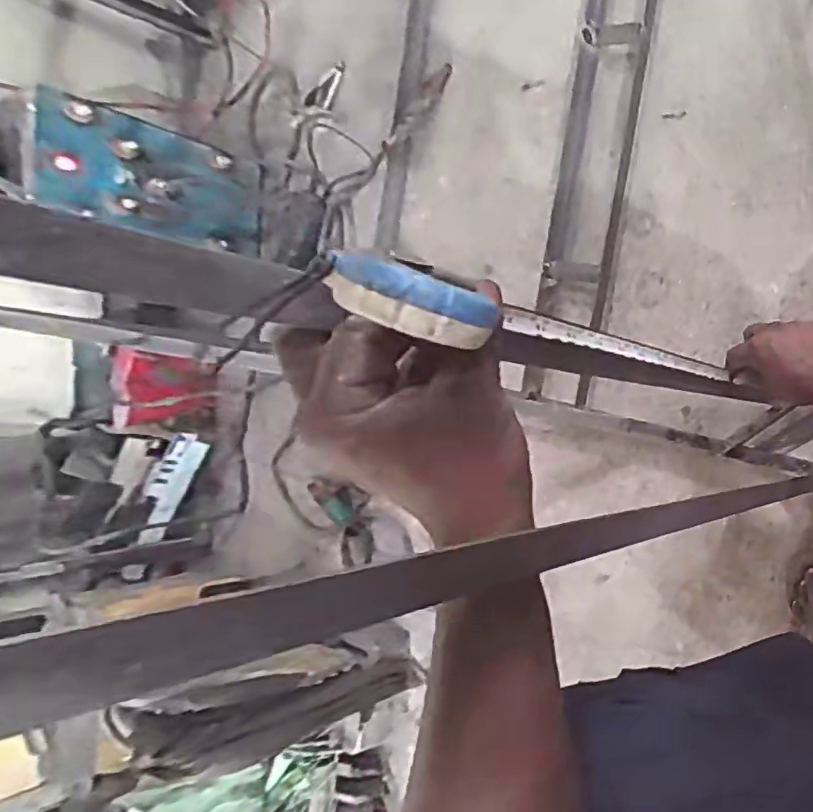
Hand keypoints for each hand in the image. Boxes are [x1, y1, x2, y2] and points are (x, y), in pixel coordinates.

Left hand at [274, 281, 532, 545]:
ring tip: (445, 330)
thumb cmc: (474, 462)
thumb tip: (483, 289)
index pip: (357, 335)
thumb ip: (471, 336)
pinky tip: (447, 354)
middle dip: (382, 323)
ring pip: (356, 363)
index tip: (447, 291)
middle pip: (332, 345)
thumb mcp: (472, 390)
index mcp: (333, 408)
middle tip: (429, 311)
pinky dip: (408, 365)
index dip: (405, 309)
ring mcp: (346, 426)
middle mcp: (324, 415)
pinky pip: (377, 383)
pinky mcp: (372, 432)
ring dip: (398, 343)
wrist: (488, 522)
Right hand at [725, 320, 812, 405]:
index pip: (734, 354)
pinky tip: (804, 352)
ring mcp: (792, 325)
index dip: (733, 365)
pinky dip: (795, 338)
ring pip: (775, 330)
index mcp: (756, 347)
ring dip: (774, 341)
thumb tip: (743, 374)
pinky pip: (796, 329)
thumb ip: (753, 379)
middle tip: (760, 362)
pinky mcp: (810, 324)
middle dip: (752, 346)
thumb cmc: (801, 387)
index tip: (737, 373)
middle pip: (752, 334)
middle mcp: (771, 331)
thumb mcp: (771, 389)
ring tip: (785, 357)